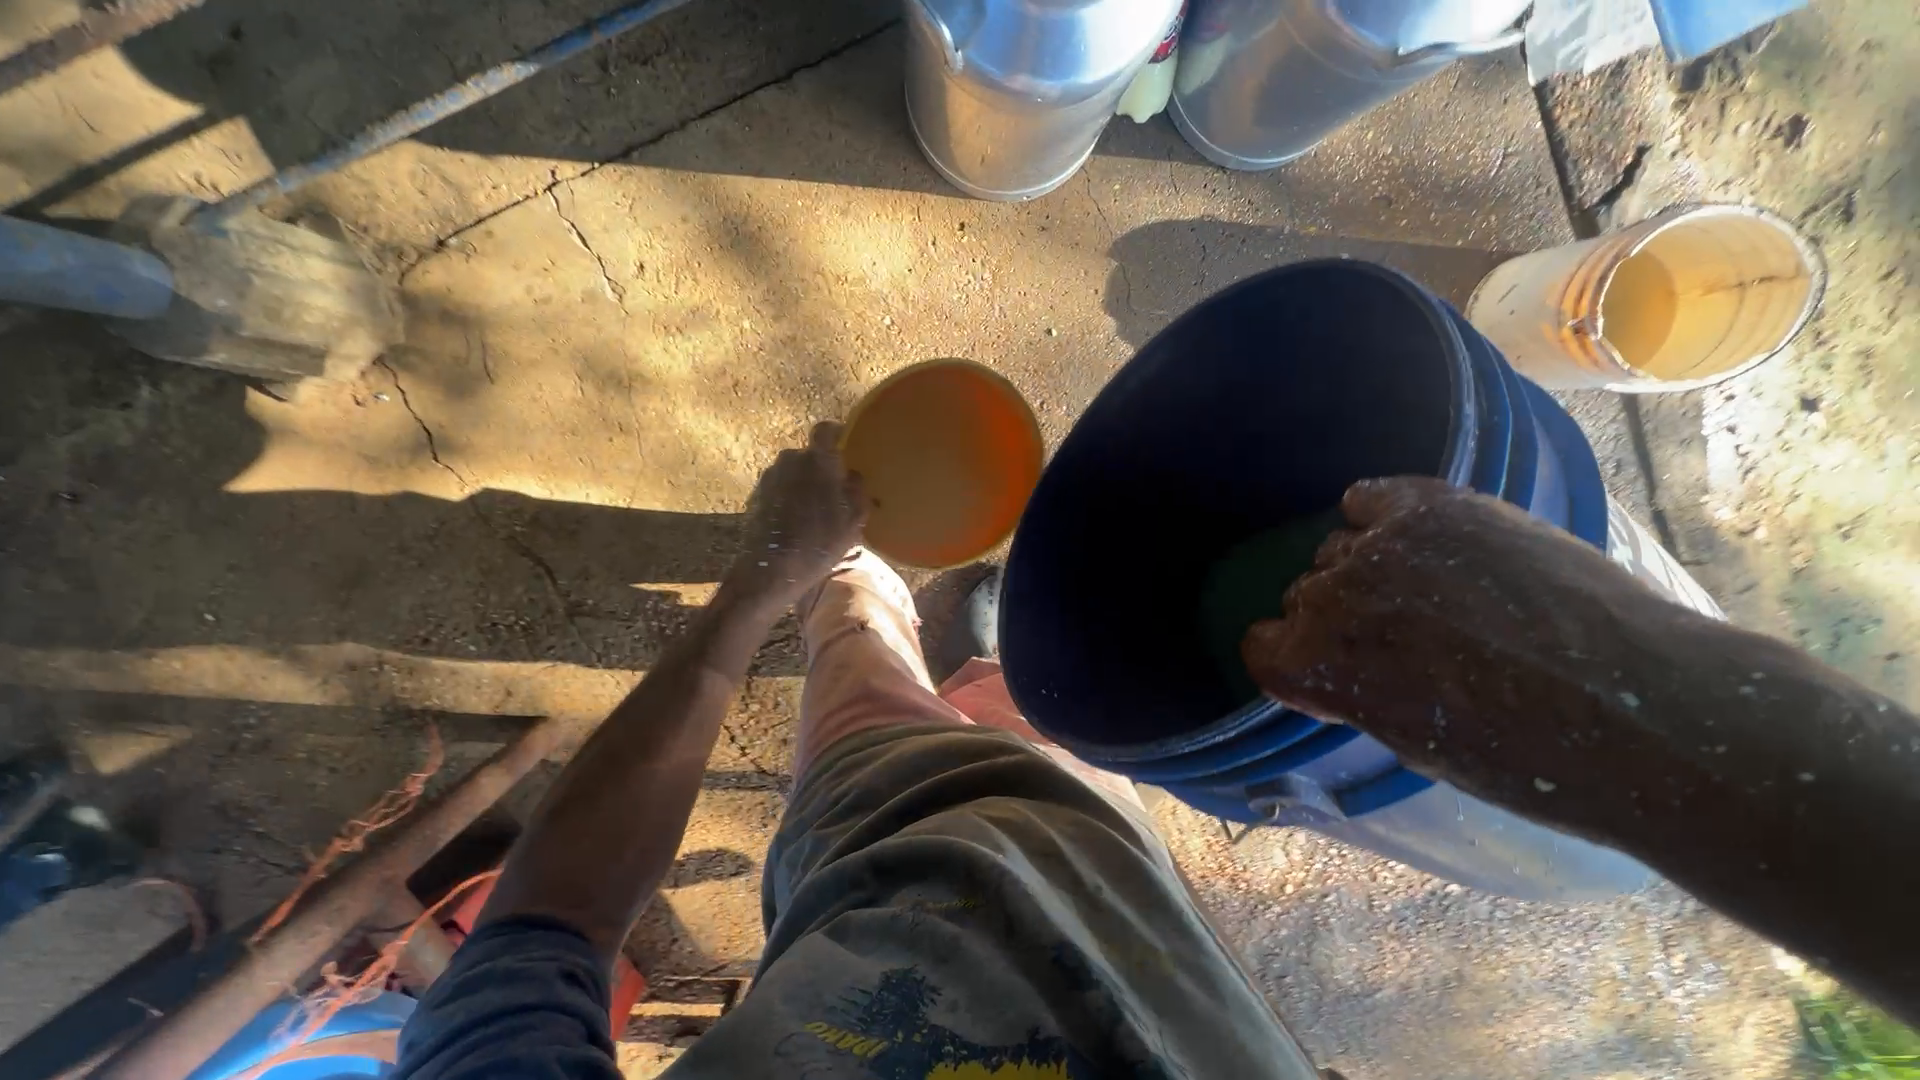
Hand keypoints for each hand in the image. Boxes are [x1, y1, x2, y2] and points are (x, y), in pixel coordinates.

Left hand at [725, 422, 865, 610]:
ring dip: (803, 484)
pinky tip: (794, 522)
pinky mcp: (755, 495)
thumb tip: (852, 475)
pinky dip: (787, 498)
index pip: (826, 430)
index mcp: (817, 460)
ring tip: (813, 511)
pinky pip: (779, 488)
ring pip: (792, 472)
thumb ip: (857, 489)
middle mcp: (790, 460)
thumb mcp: (854, 519)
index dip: (836, 434)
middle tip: (833, 490)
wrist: (771, 569)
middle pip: (809, 456)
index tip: (845, 446)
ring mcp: (769, 477)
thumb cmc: (820, 542)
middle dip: (821, 468)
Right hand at [1239, 476, 1699, 827]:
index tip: (1329, 671)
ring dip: (1368, 570)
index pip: (1260, 646)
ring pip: (1339, 548)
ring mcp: (1382, 546)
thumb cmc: (1525, 758)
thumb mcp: (1409, 743)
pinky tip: (1420, 541)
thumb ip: (1351, 690)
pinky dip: (1383, 517)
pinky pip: (1372, 498)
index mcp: (1315, 666)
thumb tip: (1344, 663)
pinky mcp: (1436, 507)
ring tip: (1430, 593)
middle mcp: (1331, 597)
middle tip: (1396, 638)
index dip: (1292, 660)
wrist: (1643, 713)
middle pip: (1302, 595)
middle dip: (1336, 617)